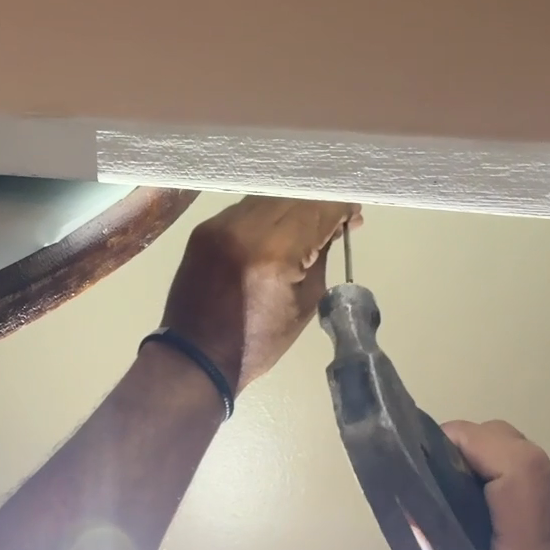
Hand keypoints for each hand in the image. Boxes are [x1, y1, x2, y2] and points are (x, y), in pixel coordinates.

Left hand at [158, 197, 360, 392]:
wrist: (196, 354)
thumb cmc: (259, 339)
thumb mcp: (306, 301)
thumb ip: (320, 255)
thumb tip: (334, 225)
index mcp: (274, 251)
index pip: (316, 208)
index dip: (340, 206)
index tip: (354, 213)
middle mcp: (243, 227)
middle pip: (292, 195)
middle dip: (319, 202)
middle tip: (337, 218)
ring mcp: (219, 225)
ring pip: (267, 197)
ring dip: (293, 205)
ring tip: (308, 223)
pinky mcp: (204, 228)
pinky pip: (244, 209)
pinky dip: (266, 214)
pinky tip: (278, 229)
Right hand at [419, 421, 549, 549]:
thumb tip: (407, 501)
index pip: (520, 470)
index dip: (469, 442)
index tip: (424, 450)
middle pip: (524, 454)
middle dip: (469, 450)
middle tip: (430, 481)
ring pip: (532, 464)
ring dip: (487, 470)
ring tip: (456, 507)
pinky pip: (543, 486)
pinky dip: (507, 488)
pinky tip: (489, 525)